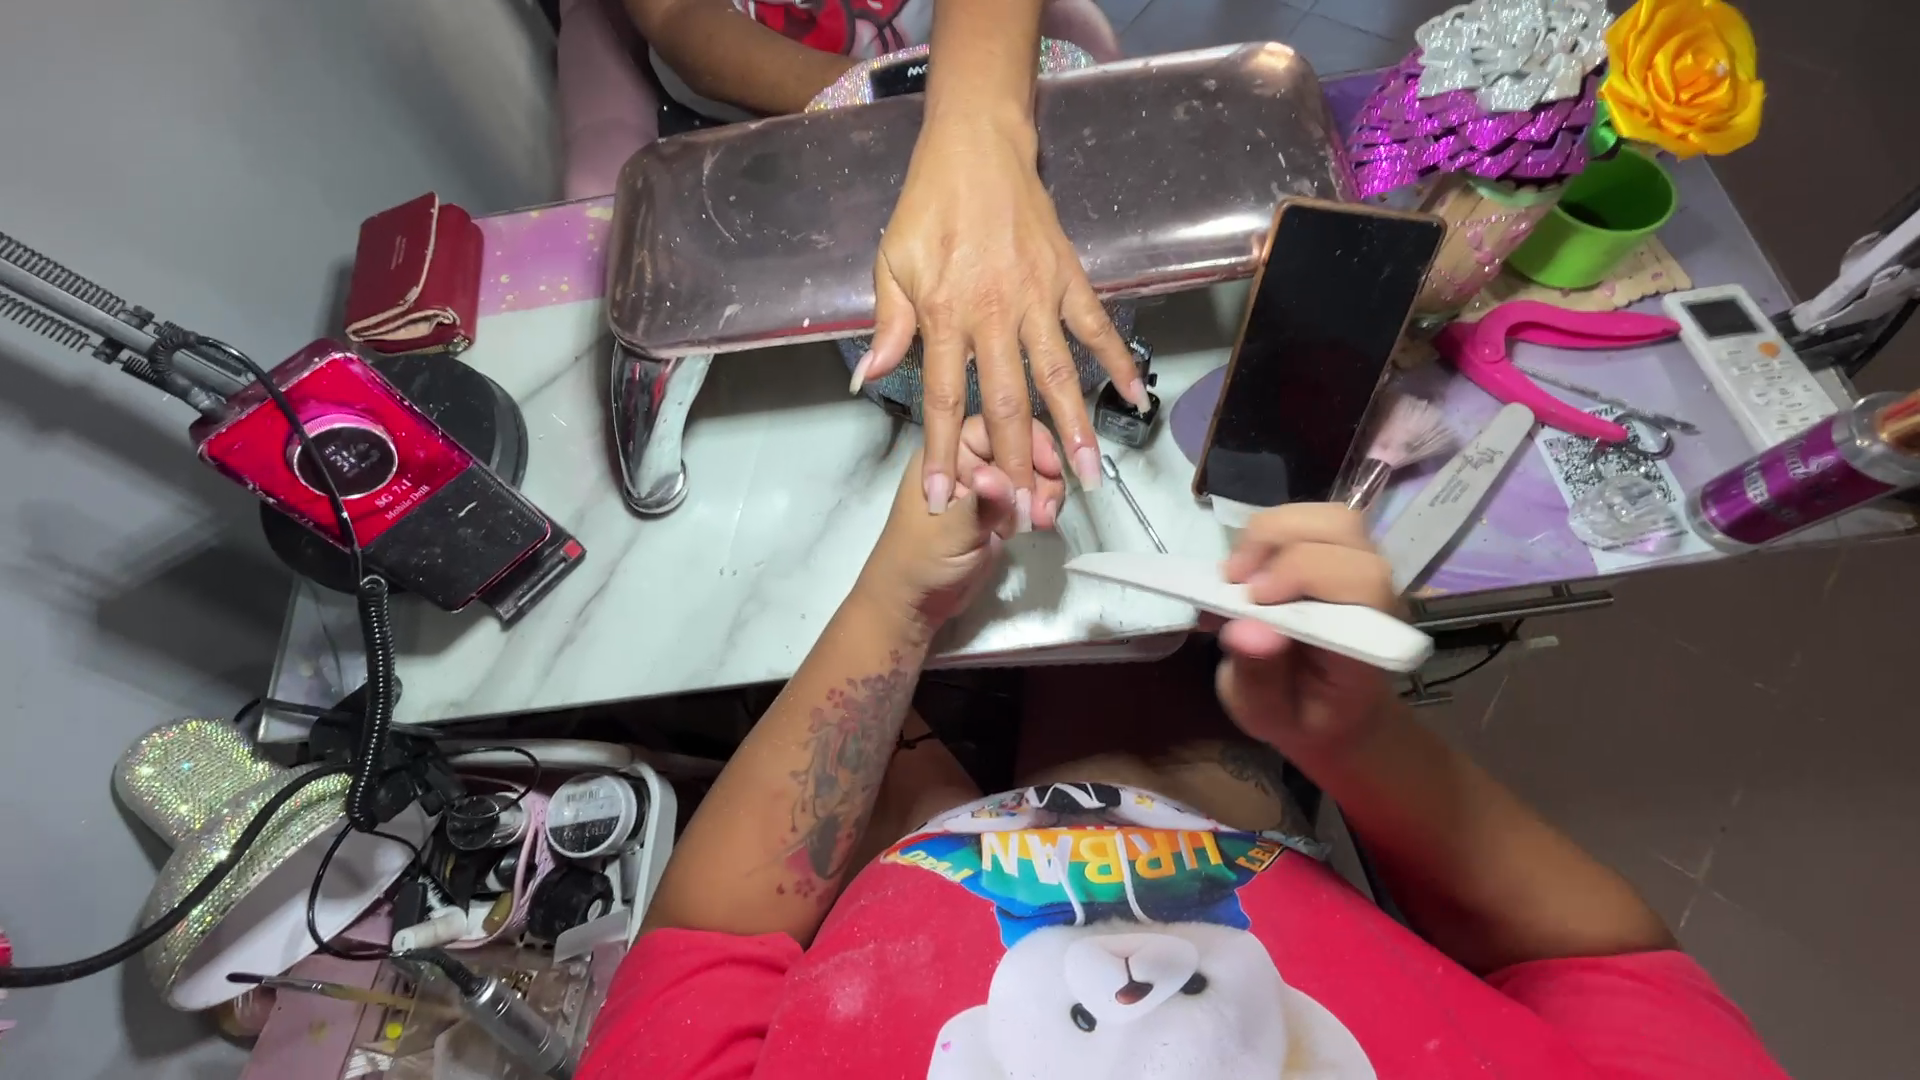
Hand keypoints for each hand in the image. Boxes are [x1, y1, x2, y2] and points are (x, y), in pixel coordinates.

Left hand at [856, 110, 1143, 512]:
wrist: (975, 146)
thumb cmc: (927, 209)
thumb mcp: (892, 264)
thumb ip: (889, 328)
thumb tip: (870, 381)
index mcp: (945, 315)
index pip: (946, 399)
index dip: (944, 453)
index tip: (944, 500)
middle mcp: (995, 314)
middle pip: (1010, 402)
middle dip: (1020, 461)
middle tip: (1031, 509)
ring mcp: (1037, 297)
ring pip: (1058, 374)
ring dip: (1075, 428)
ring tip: (1088, 476)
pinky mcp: (1069, 279)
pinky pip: (1095, 327)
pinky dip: (1116, 361)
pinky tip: (1133, 398)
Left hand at [856, 416, 1065, 634]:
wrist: (916, 604)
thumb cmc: (920, 562)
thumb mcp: (950, 533)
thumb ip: (980, 505)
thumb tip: (998, 476)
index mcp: (943, 454)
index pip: (990, 426)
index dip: (1023, 439)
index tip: (1049, 465)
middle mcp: (967, 462)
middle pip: (1018, 446)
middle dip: (1040, 471)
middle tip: (1046, 506)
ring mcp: (986, 487)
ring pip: (1030, 472)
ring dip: (1046, 492)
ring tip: (1043, 521)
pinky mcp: (1000, 511)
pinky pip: (1031, 497)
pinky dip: (1042, 507)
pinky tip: (1043, 525)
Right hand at [1213, 506, 1400, 759]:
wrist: (1326, 709)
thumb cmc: (1298, 712)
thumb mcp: (1267, 714)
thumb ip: (1258, 677)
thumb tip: (1245, 629)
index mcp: (1369, 639)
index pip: (1360, 580)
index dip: (1303, 572)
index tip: (1251, 598)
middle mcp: (1374, 593)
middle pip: (1342, 529)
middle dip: (1278, 541)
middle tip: (1232, 580)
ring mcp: (1357, 567)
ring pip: (1325, 517)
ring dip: (1268, 532)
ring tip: (1234, 573)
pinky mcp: (1333, 555)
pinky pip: (1305, 521)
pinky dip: (1264, 534)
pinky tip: (1243, 569)